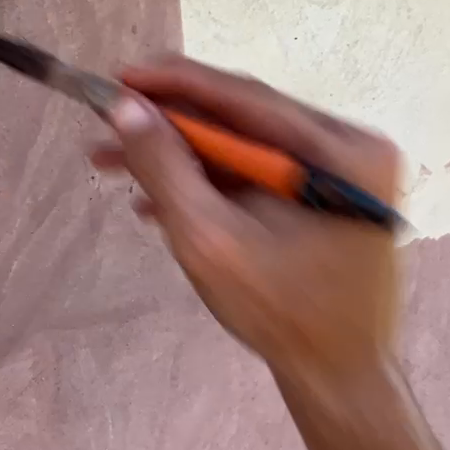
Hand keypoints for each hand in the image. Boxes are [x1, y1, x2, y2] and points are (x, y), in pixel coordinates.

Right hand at [91, 55, 401, 385]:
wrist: (336, 373)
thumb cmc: (277, 308)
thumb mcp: (206, 235)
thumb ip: (164, 166)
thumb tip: (123, 106)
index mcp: (337, 150)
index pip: (242, 97)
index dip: (173, 83)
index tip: (116, 76)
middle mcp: (346, 147)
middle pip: (237, 118)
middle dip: (164, 124)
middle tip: (103, 125)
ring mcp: (335, 173)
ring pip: (236, 146)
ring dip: (173, 155)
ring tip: (108, 164)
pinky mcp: (319, 196)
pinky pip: (248, 172)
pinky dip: (200, 181)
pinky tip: (153, 200)